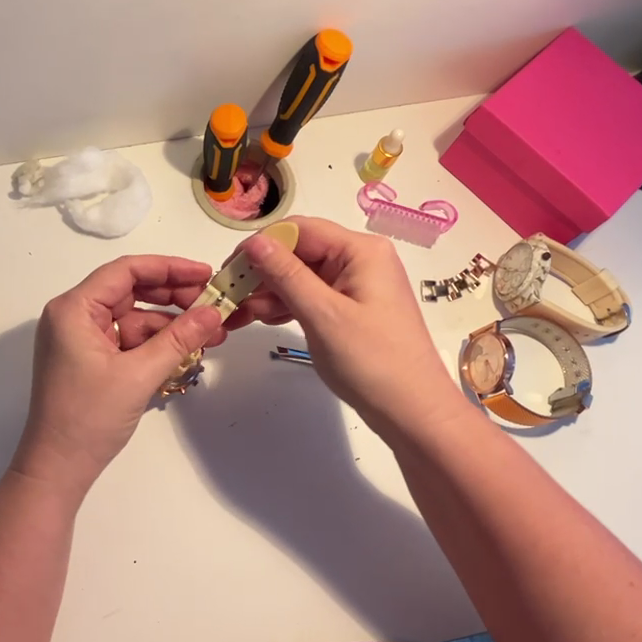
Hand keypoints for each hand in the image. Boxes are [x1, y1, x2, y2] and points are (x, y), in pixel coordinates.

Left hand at [11, 255, 226, 492]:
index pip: (125, 271)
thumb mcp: (139, 374)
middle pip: (130, 291)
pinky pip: (128, 341)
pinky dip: (156, 345)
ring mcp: (81, 340)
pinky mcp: (90, 361)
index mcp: (74, 309)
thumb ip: (179, 339)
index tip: (206, 273)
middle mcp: (74, 317)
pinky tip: (188, 351)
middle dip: (173, 297)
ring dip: (170, 325)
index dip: (169, 268)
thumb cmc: (89, 417)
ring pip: (134, 318)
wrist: (58, 468)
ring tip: (212, 333)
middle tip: (214, 303)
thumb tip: (215, 311)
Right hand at [226, 217, 470, 437]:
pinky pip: (310, 297)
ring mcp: (355, 286)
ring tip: (238, 315)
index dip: (260, 245)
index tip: (228, 270)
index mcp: (360, 250)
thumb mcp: (323, 315)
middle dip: (261, 272)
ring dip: (268, 292)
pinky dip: (285, 306)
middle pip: (298, 252)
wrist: (413, 412)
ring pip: (300, 277)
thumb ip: (286, 275)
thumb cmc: (372, 361)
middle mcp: (359, 260)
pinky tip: (261, 319)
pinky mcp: (350, 310)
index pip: (299, 230)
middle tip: (228, 297)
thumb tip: (253, 242)